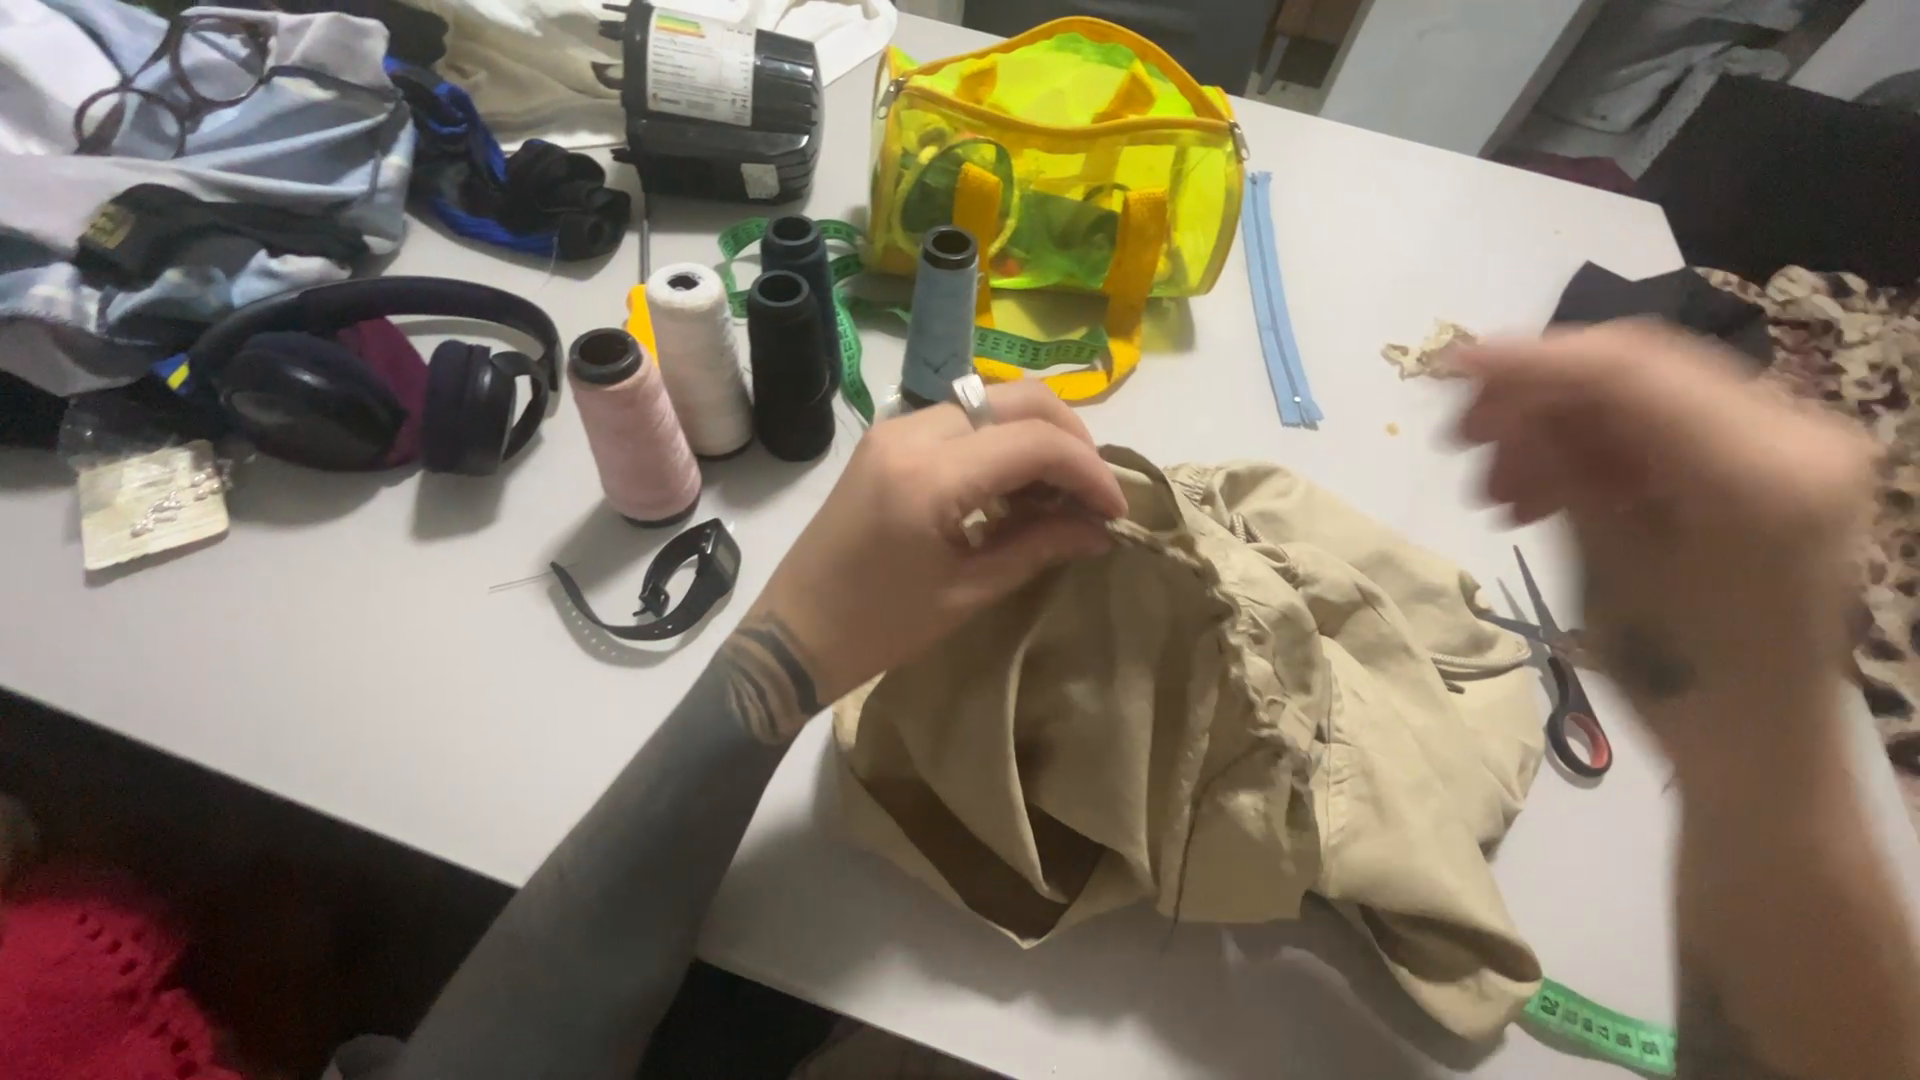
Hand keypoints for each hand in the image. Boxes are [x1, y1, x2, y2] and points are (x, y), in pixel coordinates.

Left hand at [717, 382, 1126, 742]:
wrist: (793, 632)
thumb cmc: (879, 628)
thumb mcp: (968, 592)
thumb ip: (1038, 547)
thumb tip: (1100, 529)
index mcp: (930, 475)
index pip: (1035, 442)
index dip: (1089, 472)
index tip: (1115, 511)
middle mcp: (911, 432)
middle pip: (1017, 399)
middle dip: (1070, 439)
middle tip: (1091, 493)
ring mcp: (893, 430)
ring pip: (989, 403)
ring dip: (1035, 438)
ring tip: (1056, 496)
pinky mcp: (886, 441)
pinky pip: (959, 422)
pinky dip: (998, 443)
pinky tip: (1012, 488)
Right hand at [1453, 321, 1875, 772]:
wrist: (1752, 734)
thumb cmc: (1678, 674)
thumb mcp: (1605, 565)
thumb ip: (1559, 470)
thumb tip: (1496, 405)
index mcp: (1764, 470)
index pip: (1630, 372)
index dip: (1529, 361)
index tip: (1445, 367)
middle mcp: (1792, 435)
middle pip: (1632, 372)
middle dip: (1531, 400)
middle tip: (1462, 444)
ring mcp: (1782, 445)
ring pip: (1631, 397)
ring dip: (1549, 430)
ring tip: (1498, 491)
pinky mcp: (1757, 463)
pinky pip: (1648, 428)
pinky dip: (1581, 450)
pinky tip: (1537, 494)